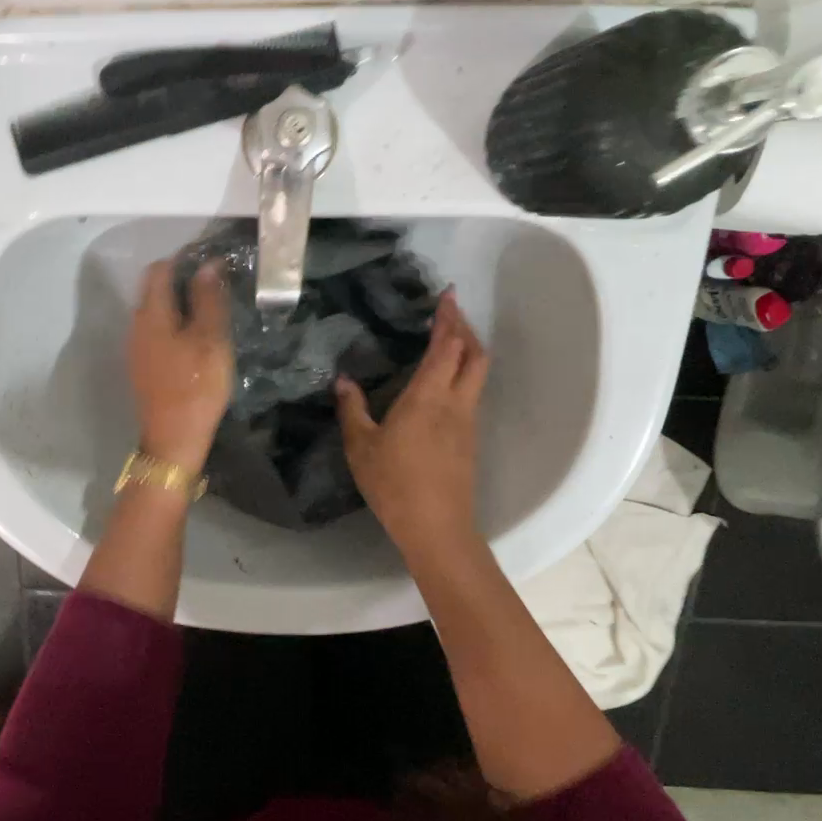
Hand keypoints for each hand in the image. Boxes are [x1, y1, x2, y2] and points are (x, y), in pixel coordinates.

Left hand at [129, 260, 233, 473]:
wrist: (174, 439)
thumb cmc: (197, 385)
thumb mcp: (211, 339)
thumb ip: (208, 299)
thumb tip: (208, 264)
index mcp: (151, 313)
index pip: (160, 268)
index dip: (184, 259)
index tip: (212, 262)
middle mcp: (136, 325)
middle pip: (153, 289)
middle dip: (180, 280)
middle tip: (214, 285)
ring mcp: (136, 348)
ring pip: (154, 312)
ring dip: (177, 304)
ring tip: (209, 310)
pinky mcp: (142, 367)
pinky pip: (156, 332)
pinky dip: (173, 325)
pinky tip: (194, 338)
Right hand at [334, 290, 488, 553]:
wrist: (436, 525)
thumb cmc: (394, 484)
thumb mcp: (361, 447)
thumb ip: (353, 410)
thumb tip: (343, 380)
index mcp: (427, 397)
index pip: (447, 346)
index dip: (449, 318)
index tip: (446, 295)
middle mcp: (455, 402)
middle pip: (474, 354)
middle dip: (464, 328)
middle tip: (449, 311)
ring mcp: (467, 422)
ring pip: (478, 373)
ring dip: (468, 349)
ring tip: (450, 339)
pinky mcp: (469, 439)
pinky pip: (472, 393)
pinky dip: (464, 373)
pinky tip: (445, 381)